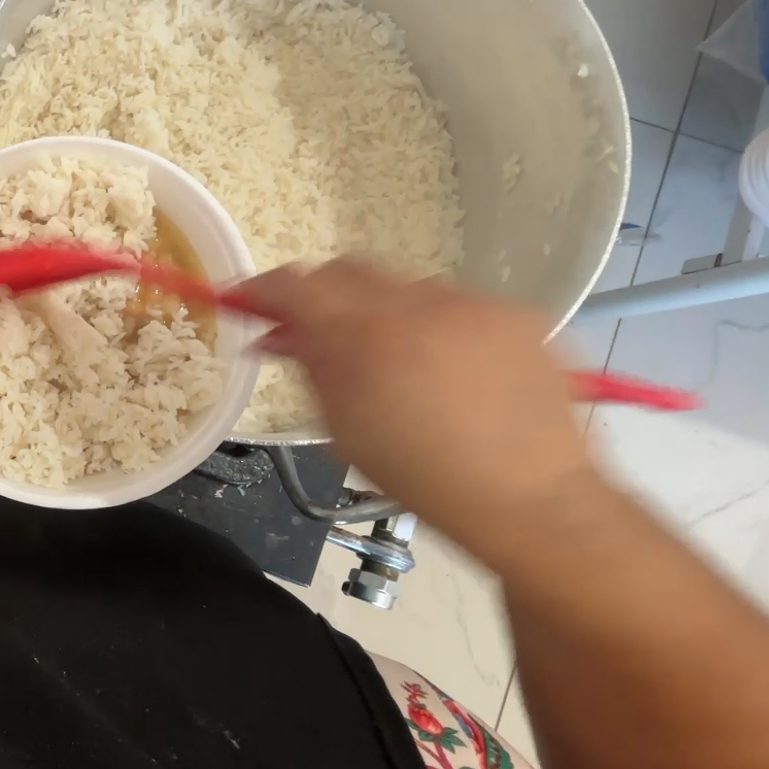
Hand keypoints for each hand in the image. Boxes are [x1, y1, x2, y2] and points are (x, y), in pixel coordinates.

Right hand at [233, 259, 608, 542]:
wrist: (528, 497)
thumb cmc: (415, 472)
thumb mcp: (339, 423)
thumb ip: (307, 365)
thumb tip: (276, 334)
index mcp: (366, 335)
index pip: (295, 286)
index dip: (259, 289)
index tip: (240, 301)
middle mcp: (419, 305)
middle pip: (345, 271)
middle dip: (316, 293)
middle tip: (301, 328)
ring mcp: (473, 305)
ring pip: (398, 286)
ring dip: (373, 308)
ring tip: (376, 353)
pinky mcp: (516, 316)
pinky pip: (450, 303)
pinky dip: (425, 322)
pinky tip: (432, 364)